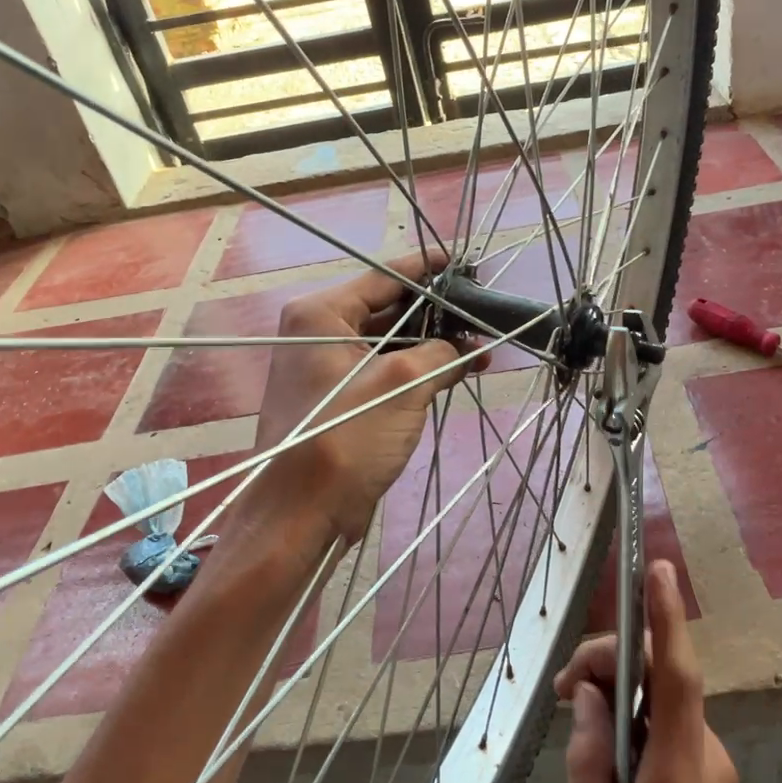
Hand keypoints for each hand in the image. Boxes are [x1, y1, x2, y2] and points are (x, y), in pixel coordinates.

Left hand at [242, 251, 486, 554]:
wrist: (300, 517)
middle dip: (437, 313)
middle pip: (388, 308)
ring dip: (434, 346)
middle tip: (482, 312)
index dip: (429, 270)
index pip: (384, 276)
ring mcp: (328, 368)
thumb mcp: (402, 384)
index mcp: (320, 315)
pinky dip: (419, 370)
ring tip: (481, 348)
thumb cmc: (345, 438)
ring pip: (391, 343)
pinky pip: (386, 371)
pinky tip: (458, 373)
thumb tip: (466, 347)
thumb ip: (440, 353)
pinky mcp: (340, 400)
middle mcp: (318, 333)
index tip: (467, 265)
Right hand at [554, 561, 736, 782]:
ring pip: (663, 704)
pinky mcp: (710, 778)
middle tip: (562, 688)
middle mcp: (707, 758)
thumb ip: (588, 756)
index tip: (658, 570)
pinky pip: (670, 728)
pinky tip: (608, 745)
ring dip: (621, 695)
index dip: (669, 619)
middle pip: (661, 682)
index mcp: (679, 771)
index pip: (679, 678)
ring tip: (578, 716)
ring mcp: (714, 768)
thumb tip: (588, 693)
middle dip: (610, 665)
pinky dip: (637, 720)